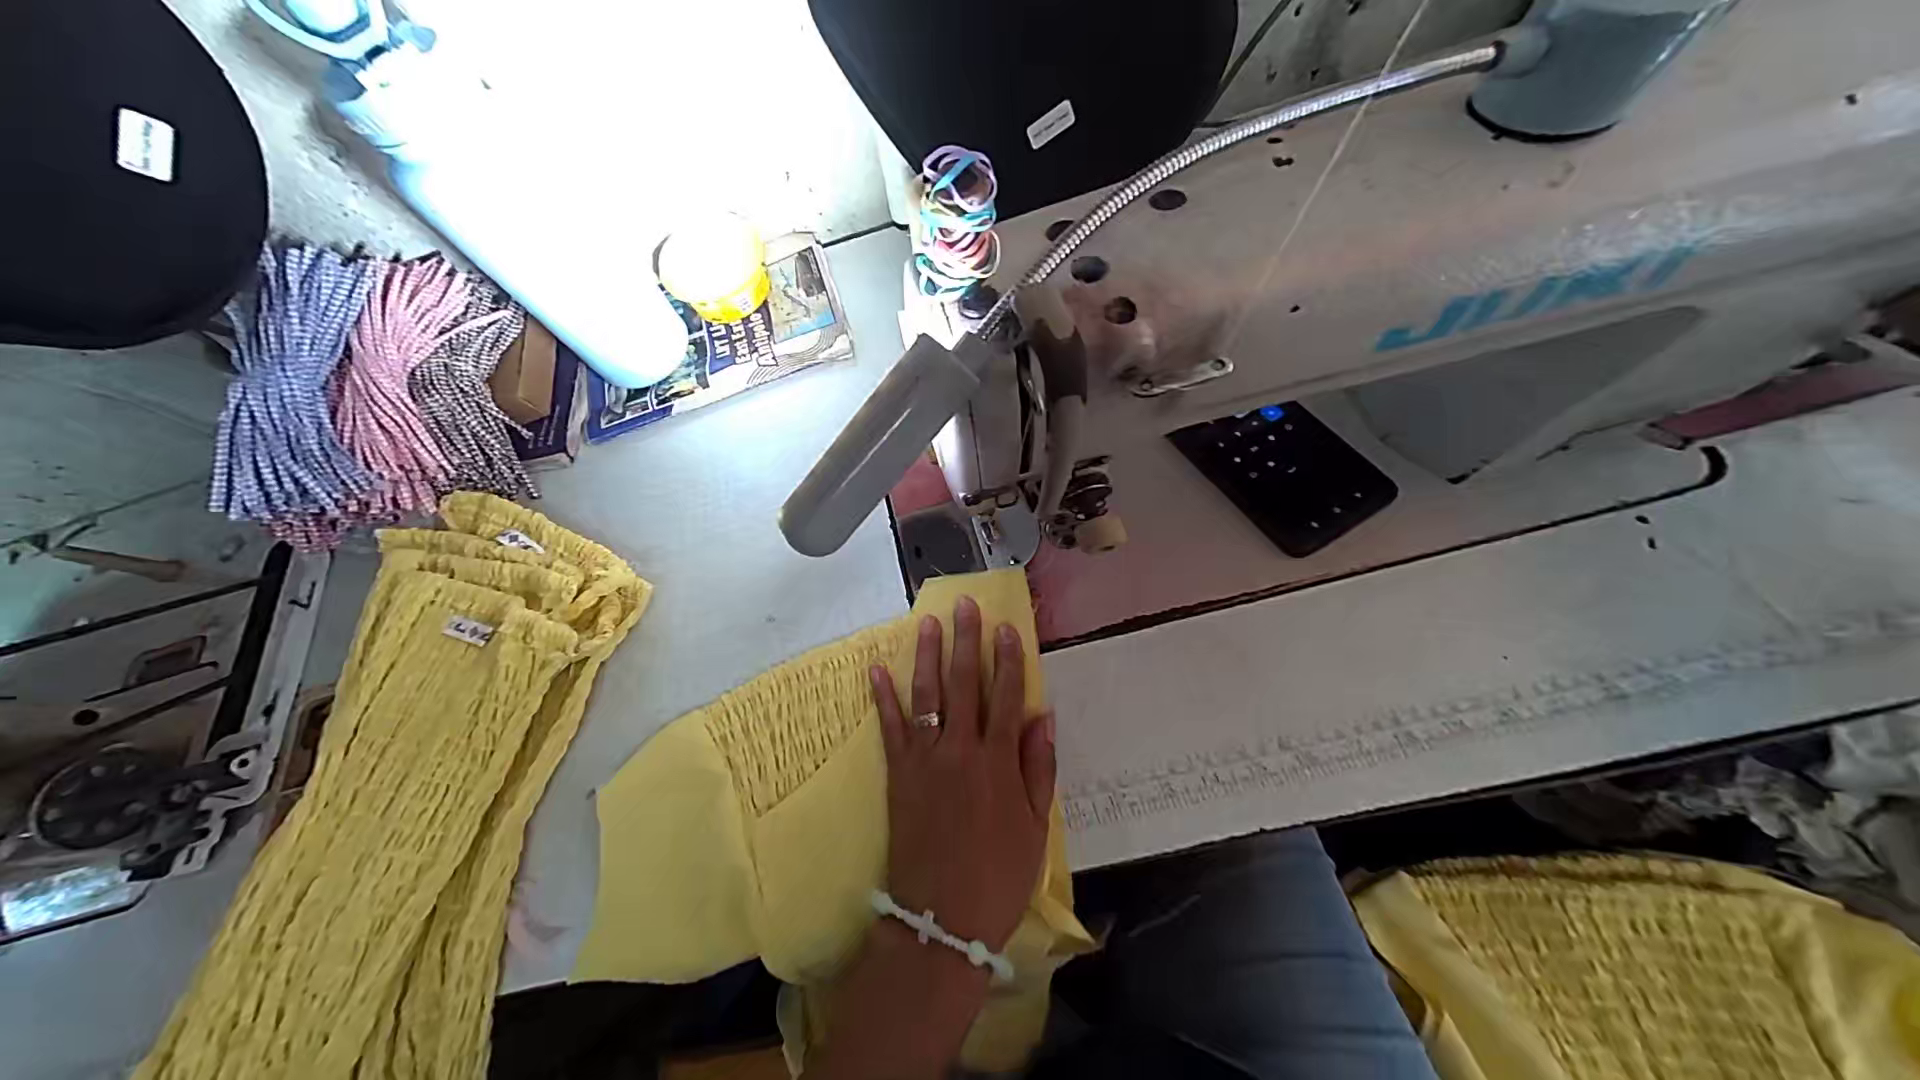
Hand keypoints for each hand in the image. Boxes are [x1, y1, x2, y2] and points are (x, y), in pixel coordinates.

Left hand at [869, 595, 1055, 951]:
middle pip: (965, 684)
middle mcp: (961, 749)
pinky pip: (890, 728)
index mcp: (999, 761)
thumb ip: (1039, 768)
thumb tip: (1044, 717)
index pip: (1006, 697)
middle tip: (964, 604)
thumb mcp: (1035, 828)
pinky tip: (876, 669)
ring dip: (926, 655)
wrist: (942, 918)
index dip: (1008, 660)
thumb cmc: (998, 875)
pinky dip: (882, 698)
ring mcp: (926, 759)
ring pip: (927, 695)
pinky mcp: (899, 774)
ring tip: (925, 621)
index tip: (1006, 627)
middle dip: (966, 641)